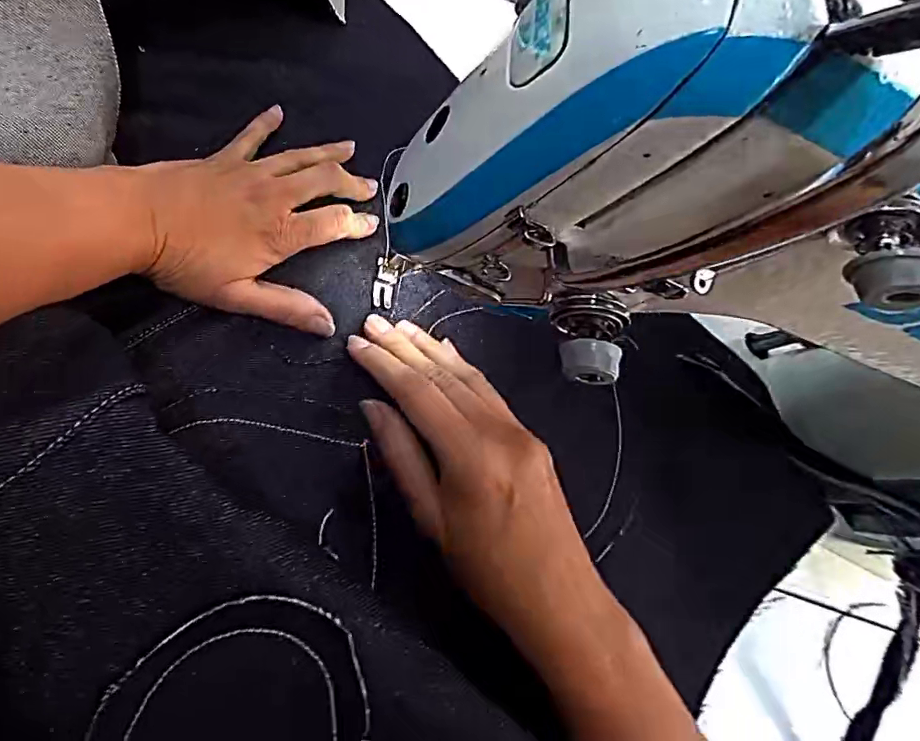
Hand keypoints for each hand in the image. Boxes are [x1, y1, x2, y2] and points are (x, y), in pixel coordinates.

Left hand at [128, 106, 378, 335]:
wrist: (140, 219)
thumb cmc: (185, 262)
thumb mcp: (235, 295)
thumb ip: (284, 307)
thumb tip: (326, 324)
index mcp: (281, 232)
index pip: (333, 224)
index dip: (356, 224)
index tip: (371, 224)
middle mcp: (275, 196)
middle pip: (325, 181)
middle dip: (352, 183)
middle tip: (369, 186)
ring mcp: (251, 172)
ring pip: (300, 157)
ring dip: (328, 152)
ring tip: (350, 148)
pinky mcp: (226, 158)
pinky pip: (252, 137)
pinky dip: (266, 124)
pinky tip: (277, 112)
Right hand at [347, 315, 701, 740]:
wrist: (561, 599)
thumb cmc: (487, 571)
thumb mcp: (433, 521)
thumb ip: (402, 457)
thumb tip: (374, 407)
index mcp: (470, 454)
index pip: (418, 392)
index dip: (384, 364)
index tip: (358, 343)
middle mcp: (498, 430)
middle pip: (443, 376)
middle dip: (404, 346)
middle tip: (374, 321)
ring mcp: (519, 429)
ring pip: (469, 377)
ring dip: (432, 349)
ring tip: (403, 327)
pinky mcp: (530, 435)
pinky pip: (489, 391)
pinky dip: (462, 367)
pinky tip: (447, 352)